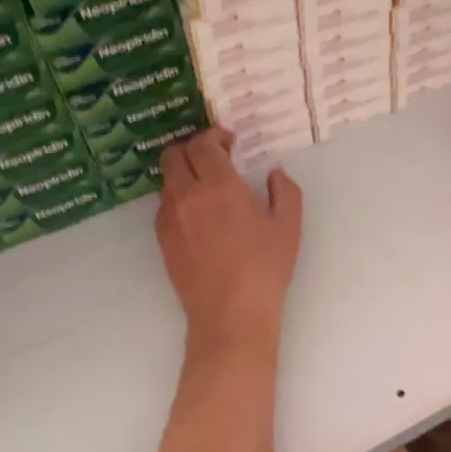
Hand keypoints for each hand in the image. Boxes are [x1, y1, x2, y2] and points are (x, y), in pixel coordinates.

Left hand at [156, 127, 303, 348]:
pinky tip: (197, 215)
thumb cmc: (265, 269)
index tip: (229, 143)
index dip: (215, 136)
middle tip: (212, 158)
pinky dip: (177, 199)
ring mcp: (169, 218)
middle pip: (173, 155)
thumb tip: (274, 174)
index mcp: (219, 186)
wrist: (230, 315)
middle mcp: (187, 195)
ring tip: (204, 187)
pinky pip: (164, 206)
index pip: (203, 144)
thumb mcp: (288, 226)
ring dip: (183, 174)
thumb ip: (284, 191)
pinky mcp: (162, 239)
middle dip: (191, 148)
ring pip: (166, 180)